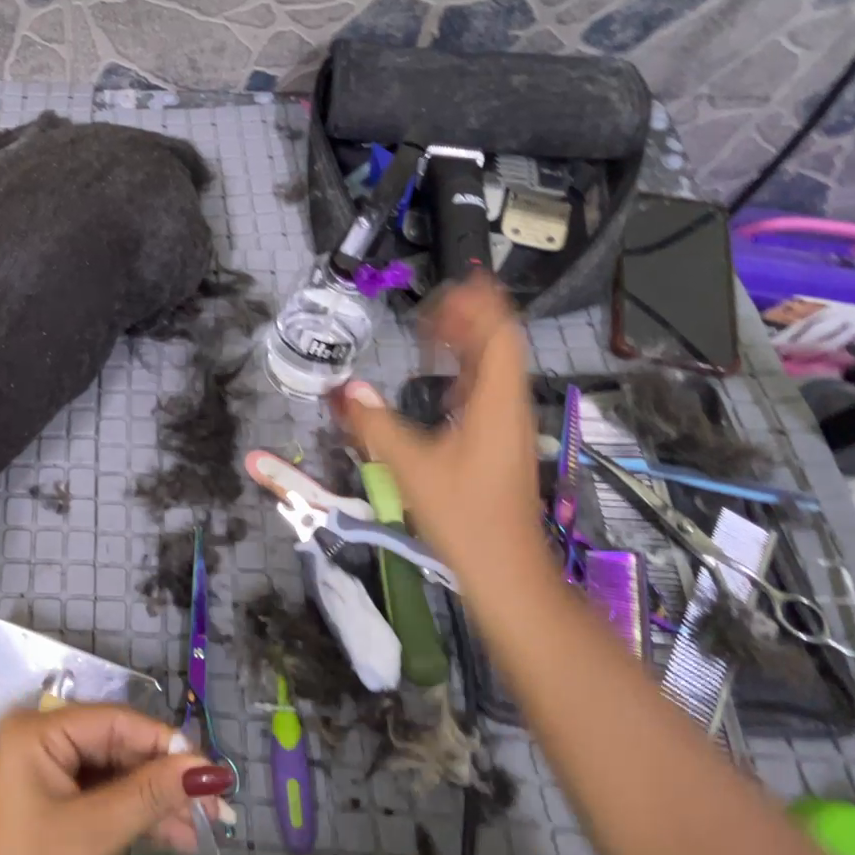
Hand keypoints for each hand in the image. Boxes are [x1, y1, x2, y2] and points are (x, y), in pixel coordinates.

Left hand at [0, 704, 233, 854]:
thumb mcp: (95, 832)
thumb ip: (150, 793)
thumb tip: (207, 769)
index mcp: (37, 729)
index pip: (115, 721)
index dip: (166, 742)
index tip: (212, 770)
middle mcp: (40, 737)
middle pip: (118, 745)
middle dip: (165, 776)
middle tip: (214, 805)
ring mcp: (45, 769)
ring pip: (116, 771)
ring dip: (157, 799)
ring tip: (200, 827)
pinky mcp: (52, 799)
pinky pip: (104, 793)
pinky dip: (137, 812)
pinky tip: (175, 834)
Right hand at [330, 273, 550, 584]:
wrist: (504, 569)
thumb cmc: (464, 517)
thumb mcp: (412, 469)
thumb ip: (376, 425)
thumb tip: (347, 390)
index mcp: (496, 405)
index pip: (499, 338)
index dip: (481, 307)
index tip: (455, 284)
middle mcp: (507, 408)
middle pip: (497, 347)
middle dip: (468, 319)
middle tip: (432, 303)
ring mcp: (504, 427)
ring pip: (491, 370)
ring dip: (464, 344)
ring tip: (430, 328)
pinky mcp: (495, 444)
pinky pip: (483, 391)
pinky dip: (462, 372)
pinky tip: (437, 376)